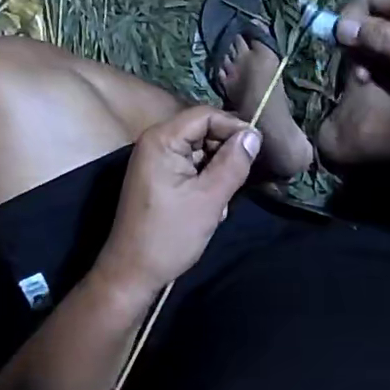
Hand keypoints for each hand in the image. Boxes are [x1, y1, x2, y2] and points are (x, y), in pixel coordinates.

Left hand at [93, 106, 259, 297]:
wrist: (132, 274)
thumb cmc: (169, 235)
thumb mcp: (209, 199)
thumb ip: (234, 163)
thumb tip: (254, 134)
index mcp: (162, 139)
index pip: (206, 115)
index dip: (234, 126)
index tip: (257, 147)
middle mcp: (156, 141)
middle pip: (203, 129)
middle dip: (227, 149)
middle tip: (244, 174)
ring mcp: (156, 159)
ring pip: (200, 148)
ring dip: (218, 167)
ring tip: (226, 195)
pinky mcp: (159, 175)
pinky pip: (191, 164)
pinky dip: (207, 178)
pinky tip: (214, 204)